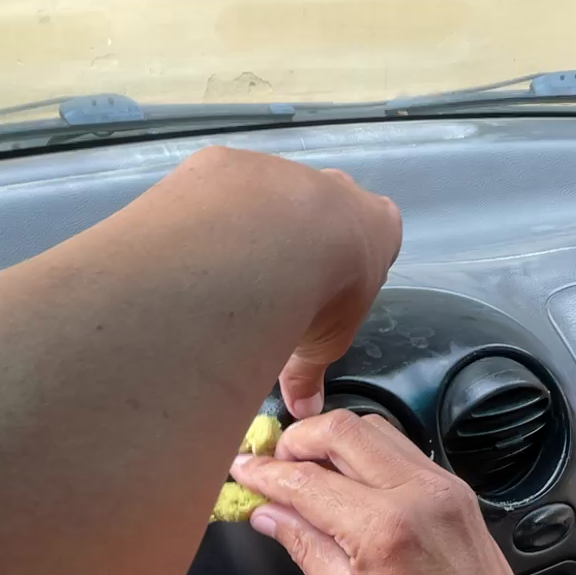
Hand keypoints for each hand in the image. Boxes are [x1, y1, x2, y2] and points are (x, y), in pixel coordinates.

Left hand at [145, 149, 400, 417]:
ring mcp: (284, 169)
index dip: (352, 265)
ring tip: (230, 276)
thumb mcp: (320, 348)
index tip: (331, 291)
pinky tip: (198, 254)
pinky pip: (221, 193)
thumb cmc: (322, 296)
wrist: (269, 241)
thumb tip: (304, 412)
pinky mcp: (231, 163)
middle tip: (278, 287)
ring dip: (254, 230)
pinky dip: (211, 219)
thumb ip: (309, 374)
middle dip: (303, 243)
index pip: (377, 238)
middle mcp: (336, 187)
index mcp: (377, 226)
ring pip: (270, 199)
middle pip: (325, 210)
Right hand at [229, 411, 575, 574]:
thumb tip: (269, 514)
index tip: (243, 470)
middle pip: (341, 429)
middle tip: (272, 463)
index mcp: (385, 529)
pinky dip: (366, 453)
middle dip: (296, 438)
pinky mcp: (457, 491)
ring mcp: (443, 487)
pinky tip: (348, 481)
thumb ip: (305, 547)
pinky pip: (401, 449)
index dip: (265, 472)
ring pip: (374, 429)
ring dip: (332, 439)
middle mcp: (418, 494)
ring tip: (306, 470)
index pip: (306, 480)